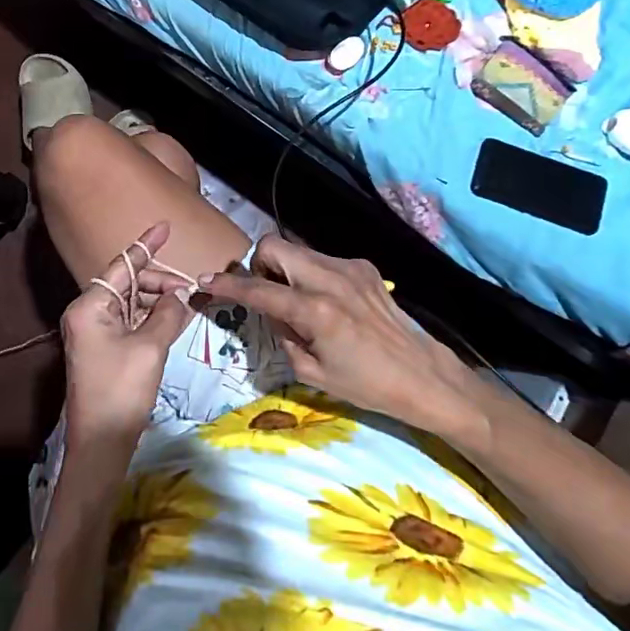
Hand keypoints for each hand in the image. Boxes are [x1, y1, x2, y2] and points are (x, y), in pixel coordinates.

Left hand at [60, 222, 193, 450]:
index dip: (146, 245)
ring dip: (157, 301)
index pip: (122, 265)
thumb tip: (180, 295)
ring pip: (131, 303)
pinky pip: (130, 322)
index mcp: (90, 306)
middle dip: (158, 282)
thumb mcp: (150, 347)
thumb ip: (168, 313)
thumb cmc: (122, 389)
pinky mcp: (103, 349)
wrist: (101, 441)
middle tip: (189, 291)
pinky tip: (174, 319)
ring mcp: (94, 332)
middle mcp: (87, 313)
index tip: (166, 226)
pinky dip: (151, 318)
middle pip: (127, 283)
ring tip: (186, 306)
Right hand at [198, 236, 476, 431]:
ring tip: (298, 304)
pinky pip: (321, 261)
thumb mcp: (312, 372)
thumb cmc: (366, 385)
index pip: (259, 290)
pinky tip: (325, 303)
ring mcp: (350, 269)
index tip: (206, 282)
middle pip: (275, 246)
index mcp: (316, 311)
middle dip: (260, 265)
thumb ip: (283, 336)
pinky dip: (310, 275)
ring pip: (298, 251)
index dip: (228, 286)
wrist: (423, 375)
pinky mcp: (364, 268)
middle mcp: (331, 279)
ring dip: (285, 270)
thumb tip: (272, 313)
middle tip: (266, 295)